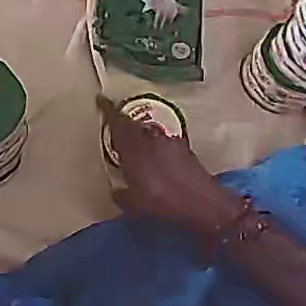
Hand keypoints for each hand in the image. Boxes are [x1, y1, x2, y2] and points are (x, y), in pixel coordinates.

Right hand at [97, 96, 242, 233]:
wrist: (204, 204)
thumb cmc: (163, 203)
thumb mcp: (134, 205)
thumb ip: (122, 195)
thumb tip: (116, 190)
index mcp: (134, 148)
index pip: (119, 124)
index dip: (109, 112)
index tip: (101, 100)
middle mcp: (152, 140)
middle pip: (134, 126)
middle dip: (123, 125)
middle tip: (115, 129)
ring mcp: (171, 143)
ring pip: (150, 134)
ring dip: (141, 137)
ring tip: (134, 148)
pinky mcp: (186, 151)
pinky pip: (164, 144)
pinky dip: (156, 148)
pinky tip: (156, 162)